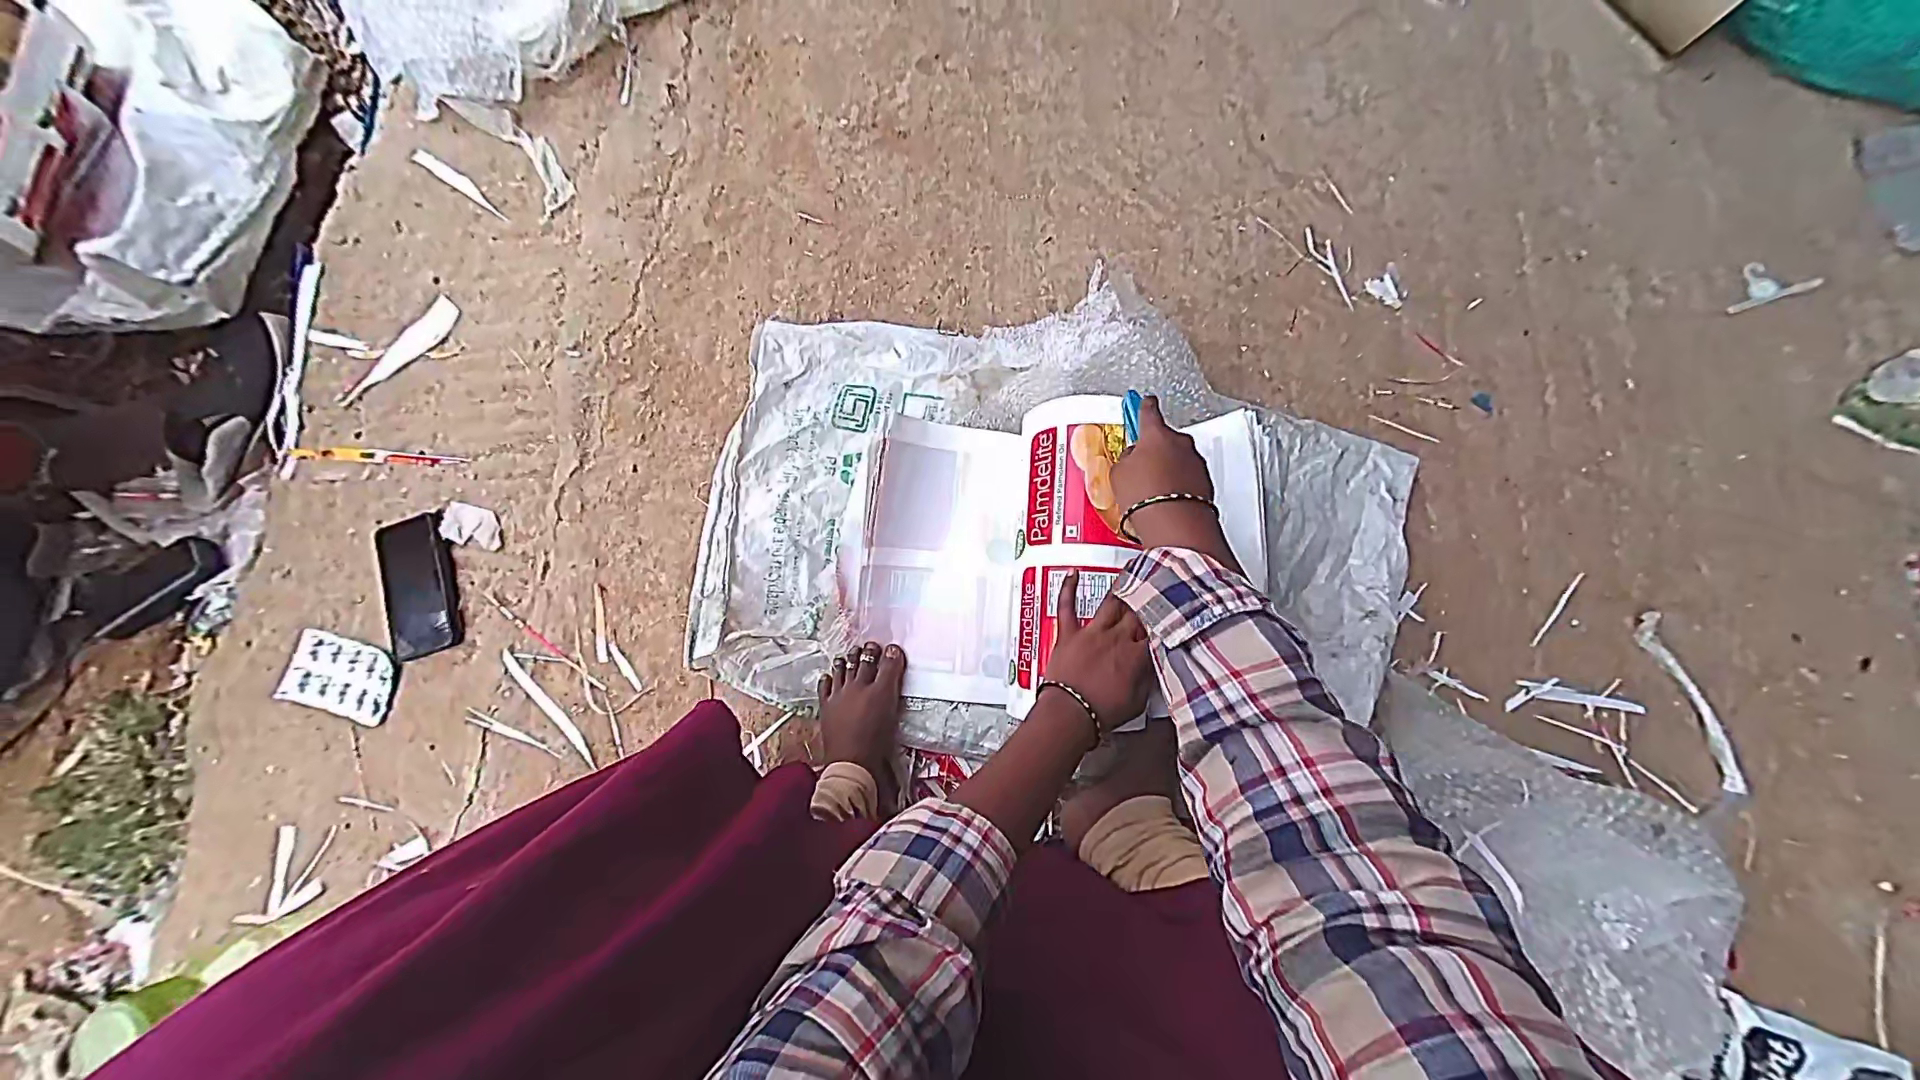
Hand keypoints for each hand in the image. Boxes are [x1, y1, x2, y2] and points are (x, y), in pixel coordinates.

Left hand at [1043, 570, 1152, 731]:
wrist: (1070, 713)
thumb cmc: (1101, 712)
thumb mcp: (1137, 702)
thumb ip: (1148, 679)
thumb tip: (1154, 669)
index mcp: (1137, 655)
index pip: (1156, 631)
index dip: (1165, 619)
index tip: (1173, 609)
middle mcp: (1116, 638)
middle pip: (1137, 613)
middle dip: (1148, 600)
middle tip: (1155, 586)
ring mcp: (1092, 633)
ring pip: (1110, 604)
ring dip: (1122, 590)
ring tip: (1131, 575)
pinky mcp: (1069, 633)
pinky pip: (1066, 606)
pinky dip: (1068, 588)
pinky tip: (1073, 574)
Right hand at [1109, 396, 1239, 570]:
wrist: (1174, 522)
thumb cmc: (1146, 496)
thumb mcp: (1118, 474)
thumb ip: (1125, 458)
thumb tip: (1130, 457)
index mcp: (1156, 433)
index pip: (1148, 410)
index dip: (1143, 406)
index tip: (1144, 401)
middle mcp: (1180, 442)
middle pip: (1164, 438)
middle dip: (1154, 449)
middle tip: (1139, 466)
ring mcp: (1195, 460)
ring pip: (1178, 458)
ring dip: (1166, 468)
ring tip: (1150, 489)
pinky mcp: (1205, 480)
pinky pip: (1187, 476)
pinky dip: (1178, 483)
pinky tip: (1164, 498)